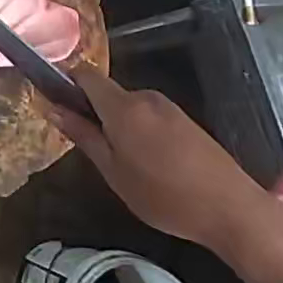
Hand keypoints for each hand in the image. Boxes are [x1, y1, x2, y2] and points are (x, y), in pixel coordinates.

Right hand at [49, 69, 273, 252]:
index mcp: (123, 106)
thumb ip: (84, 136)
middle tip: (92, 152)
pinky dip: (139, 132)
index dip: (67, 84)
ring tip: (123, 166)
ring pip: (129, 108)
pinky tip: (149, 165)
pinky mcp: (184, 119)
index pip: (86, 75)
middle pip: (108, 94)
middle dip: (94, 114)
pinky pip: (149, 117)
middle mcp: (145, 97)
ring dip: (118, 126)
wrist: (229, 206)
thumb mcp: (113, 172)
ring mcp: (168, 107)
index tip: (57, 104)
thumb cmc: (163, 195)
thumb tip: (54, 108)